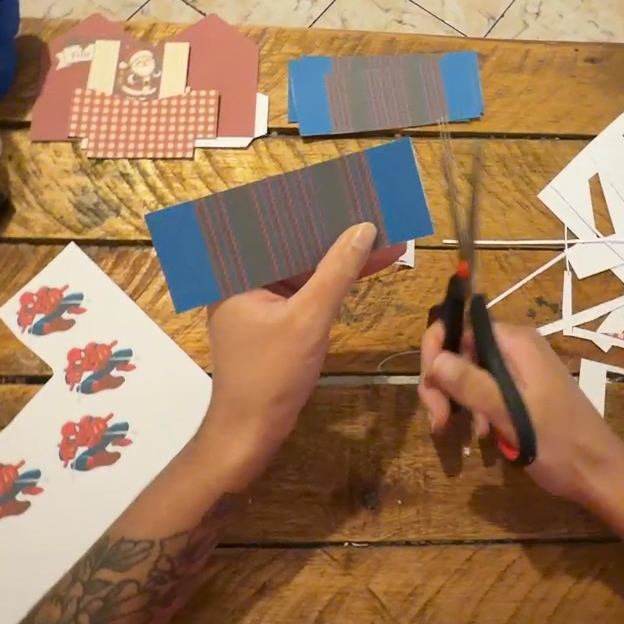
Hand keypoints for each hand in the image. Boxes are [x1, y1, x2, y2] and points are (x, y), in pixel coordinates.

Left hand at [194, 223, 404, 488]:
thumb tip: (363, 228)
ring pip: (307, 263)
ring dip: (343, 253)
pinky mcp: (279, 315)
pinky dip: (338, 279)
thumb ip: (336, 271)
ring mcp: (263, 297)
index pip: (275, 224)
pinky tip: (373, 264)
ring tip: (386, 234)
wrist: (251, 433)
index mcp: (237, 271)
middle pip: (295, 242)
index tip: (346, 189)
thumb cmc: (271, 375)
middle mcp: (246, 277)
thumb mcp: (309, 319)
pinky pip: (310, 286)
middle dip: (336, 229)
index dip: (313, 206)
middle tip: (373, 208)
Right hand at [417, 320, 623, 508]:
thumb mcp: (510, 415)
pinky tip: (482, 433)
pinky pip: (486, 386)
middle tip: (439, 420)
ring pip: (469, 370)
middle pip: (460, 348)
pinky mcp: (523, 387)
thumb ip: (472, 384)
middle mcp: (515, 345)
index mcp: (514, 341)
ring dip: (456, 398)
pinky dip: (475, 407)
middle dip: (442, 381)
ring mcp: (520, 366)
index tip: (430, 389)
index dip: (436, 351)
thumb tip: (435, 359)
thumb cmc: (559, 444)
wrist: (601, 473)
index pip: (459, 324)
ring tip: (461, 432)